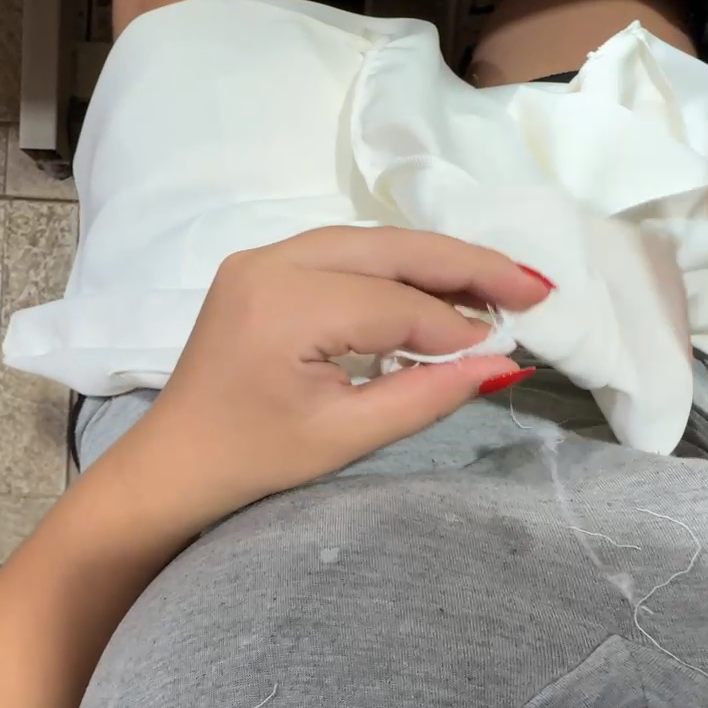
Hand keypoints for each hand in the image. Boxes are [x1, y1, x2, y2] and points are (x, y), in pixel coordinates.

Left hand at [103, 226, 550, 527]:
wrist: (174, 463)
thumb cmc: (252, 462)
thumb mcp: (344, 437)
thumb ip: (425, 397)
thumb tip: (504, 364)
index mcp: (284, 306)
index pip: (393, 305)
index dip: (456, 327)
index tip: (511, 346)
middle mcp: (270, 262)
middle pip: (388, 248)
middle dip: (465, 265)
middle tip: (533, 286)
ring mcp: (260, 259)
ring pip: (369, 244)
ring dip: (431, 264)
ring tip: (494, 288)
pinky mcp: (259, 268)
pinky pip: (342, 256)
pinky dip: (391, 272)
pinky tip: (429, 294)